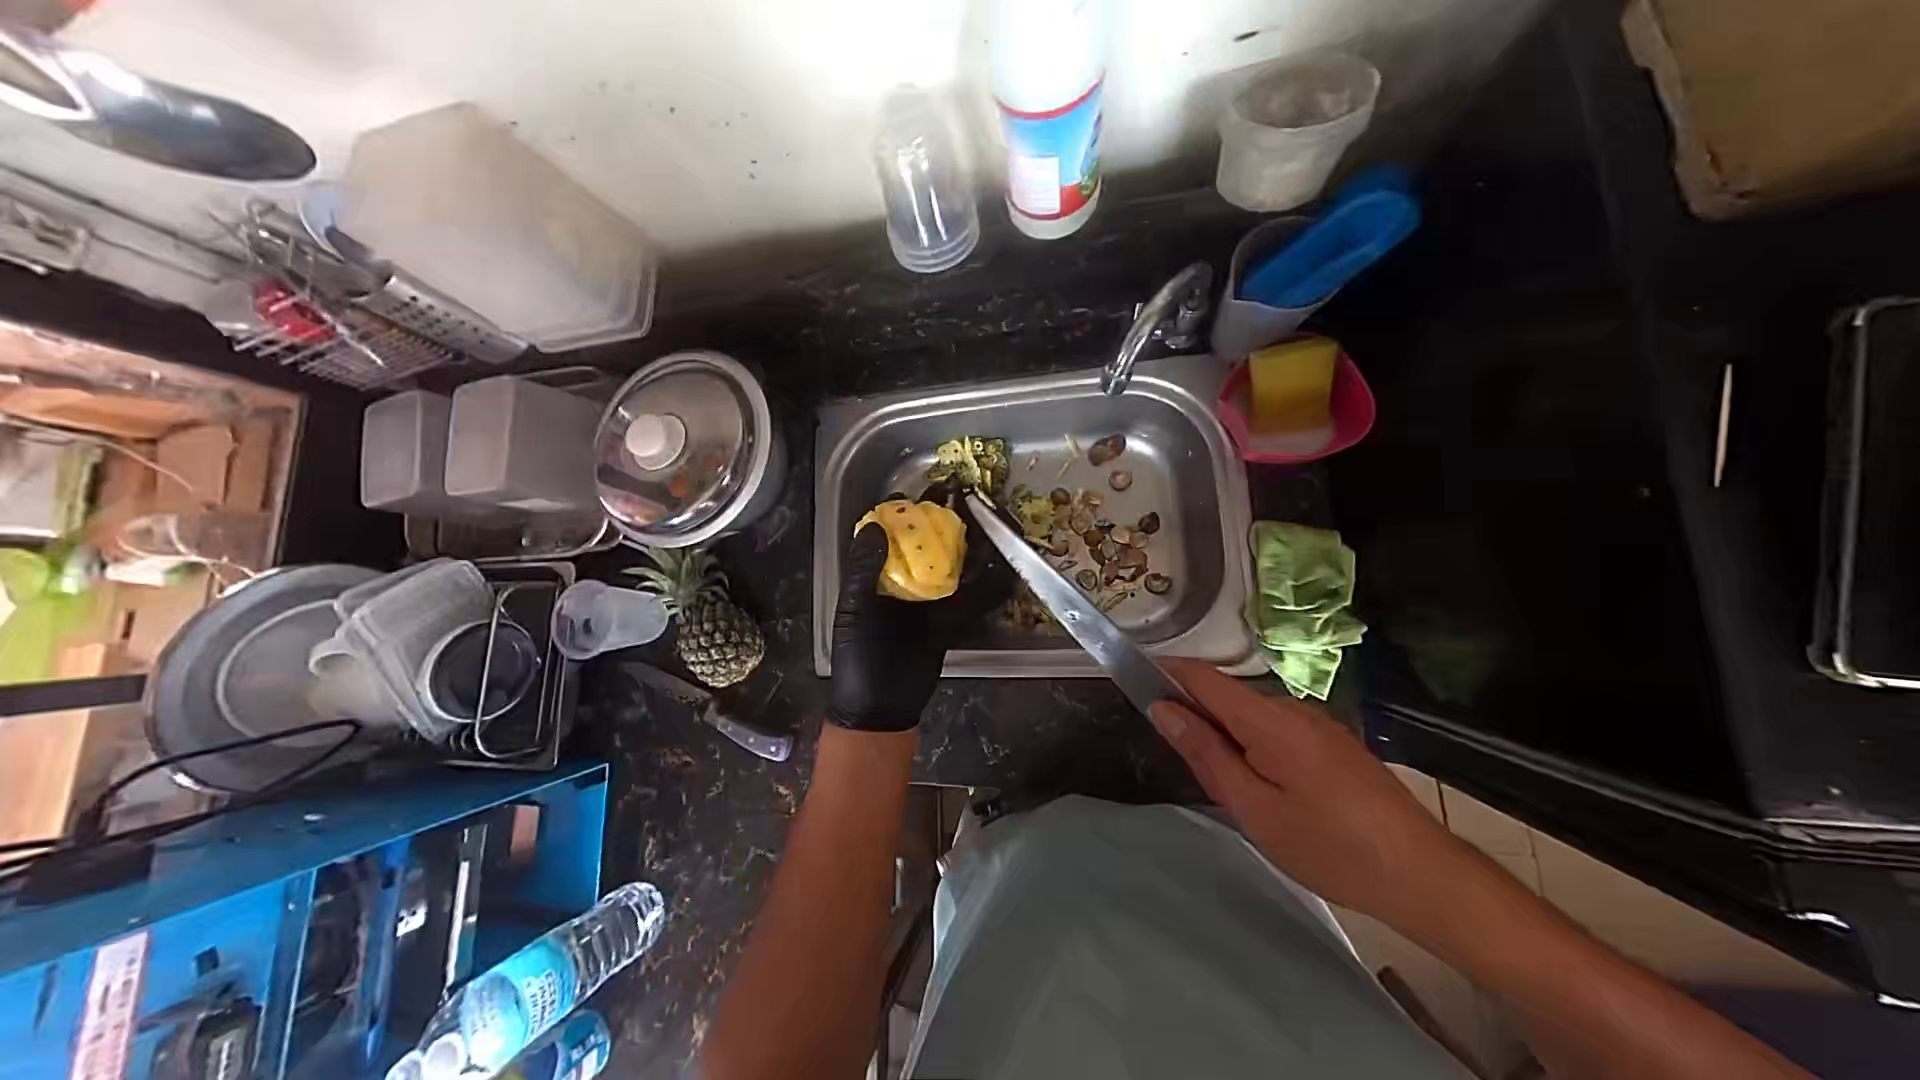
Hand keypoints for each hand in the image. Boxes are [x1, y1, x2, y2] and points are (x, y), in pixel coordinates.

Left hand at [828, 488, 1013, 731]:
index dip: (907, 512)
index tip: (926, 492)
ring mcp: (928, 601)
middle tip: (967, 496)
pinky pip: (970, 598)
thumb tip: (876, 526)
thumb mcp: (855, 613)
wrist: (880, 707)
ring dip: (970, 545)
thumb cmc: (859, 659)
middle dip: (945, 522)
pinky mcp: (949, 620)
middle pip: (926, 545)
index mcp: (875, 576)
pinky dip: (987, 584)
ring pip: (952, 565)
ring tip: (989, 521)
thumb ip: (864, 571)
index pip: (891, 535)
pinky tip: (1003, 565)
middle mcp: (903, 582)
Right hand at [1148, 659, 1480, 921]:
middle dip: (1196, 715)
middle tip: (1185, 764)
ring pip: (1252, 715)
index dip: (1168, 673)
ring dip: (1227, 734)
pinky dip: (1254, 744)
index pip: (1204, 677)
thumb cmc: (1329, 847)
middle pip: (1227, 696)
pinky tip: (1264, 787)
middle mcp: (1294, 708)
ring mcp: (1319, 724)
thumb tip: (1163, 709)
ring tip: (1227, 787)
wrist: (1424, 875)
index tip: (1135, 681)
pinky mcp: (1334, 742)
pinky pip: (1277, 729)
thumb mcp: (1253, 808)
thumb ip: (1205, 753)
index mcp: (1270, 720)